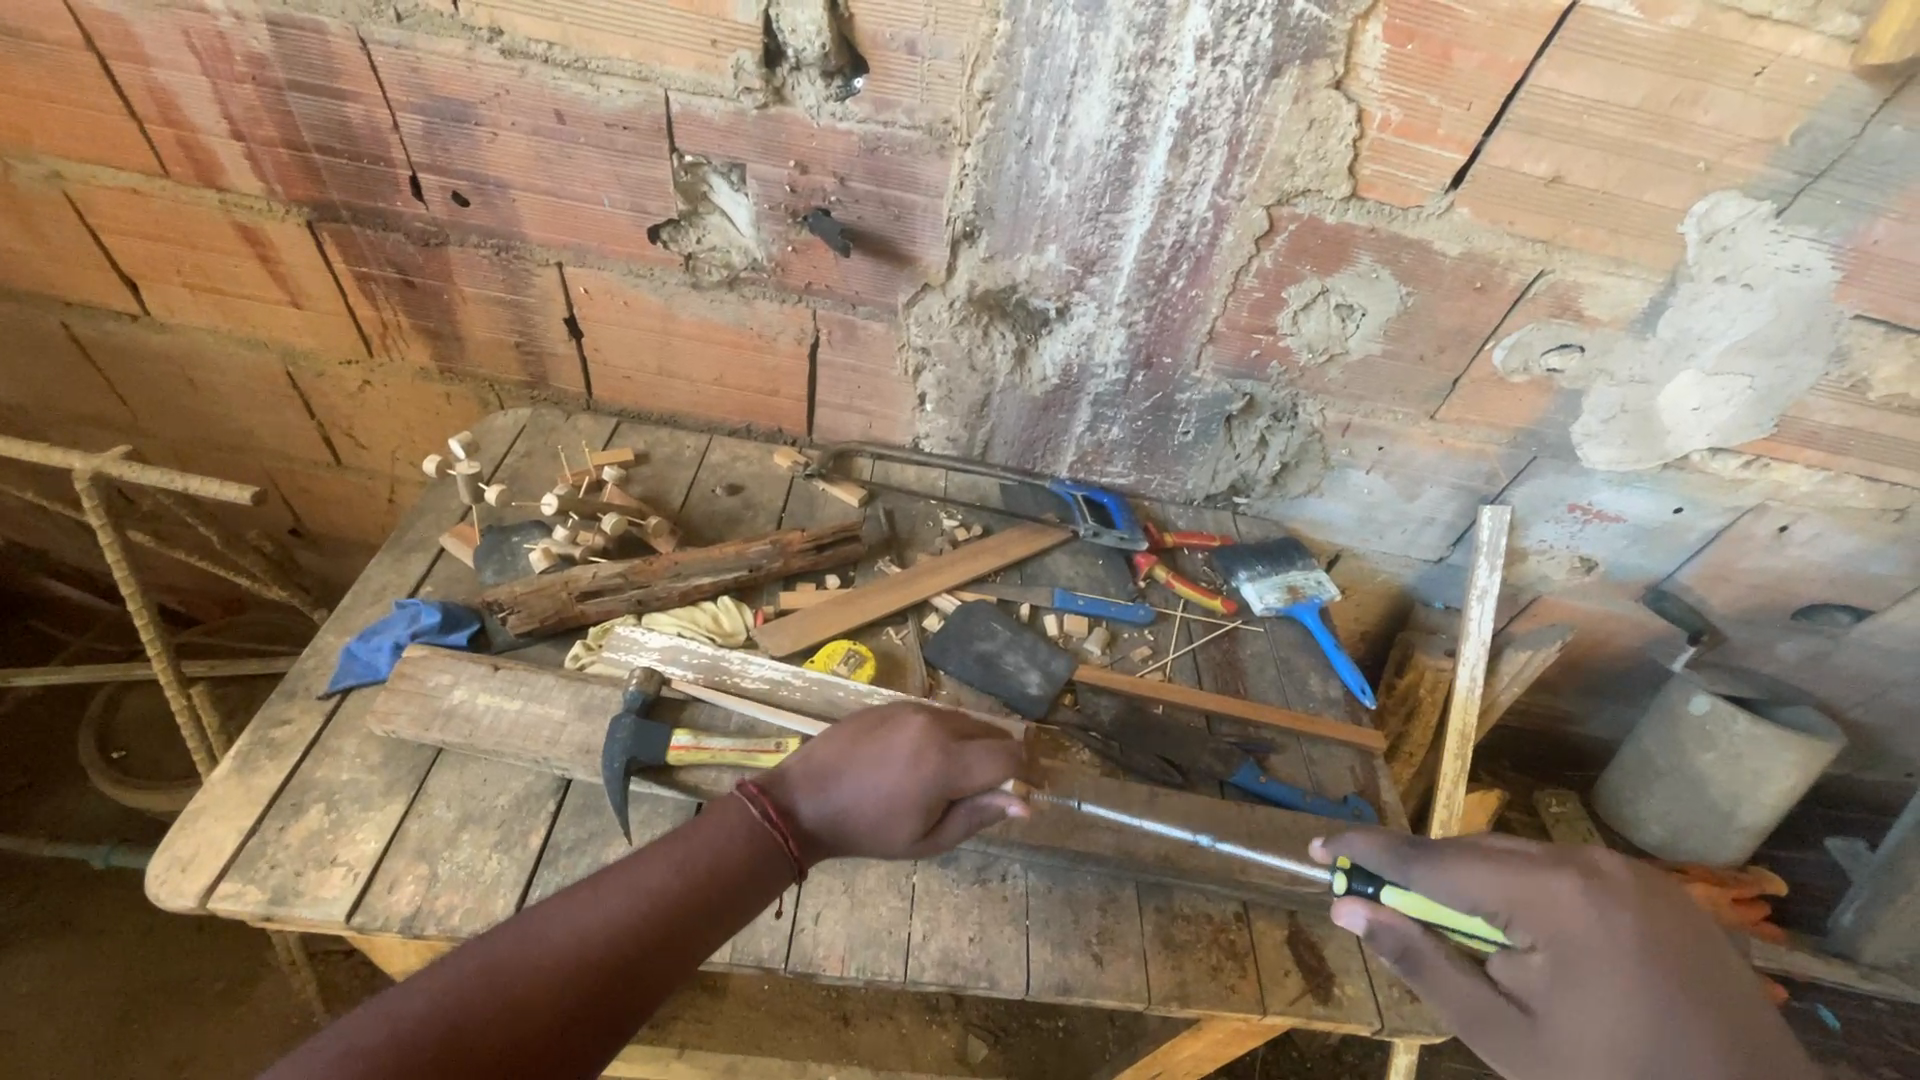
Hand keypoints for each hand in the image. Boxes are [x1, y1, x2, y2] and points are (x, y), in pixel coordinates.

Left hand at [756, 704, 1028, 862]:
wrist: (804, 798)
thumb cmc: (867, 830)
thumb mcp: (927, 839)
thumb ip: (978, 816)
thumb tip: (1025, 804)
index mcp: (946, 761)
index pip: (1010, 755)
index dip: (1023, 774)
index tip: (1018, 793)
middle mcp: (936, 724)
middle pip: (992, 733)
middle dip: (997, 759)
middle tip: (979, 791)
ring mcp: (913, 708)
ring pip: (965, 721)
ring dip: (971, 745)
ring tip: (947, 776)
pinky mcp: (894, 702)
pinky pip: (936, 714)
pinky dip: (944, 733)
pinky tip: (920, 758)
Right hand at [1316, 830, 1818, 1079]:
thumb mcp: (1505, 1040)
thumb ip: (1421, 963)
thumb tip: (1348, 910)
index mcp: (1557, 898)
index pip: (1434, 862)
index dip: (1369, 852)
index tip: (1319, 845)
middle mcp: (1594, 863)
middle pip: (1473, 852)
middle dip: (1418, 872)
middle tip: (1369, 894)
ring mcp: (1634, 872)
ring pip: (1516, 857)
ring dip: (1469, 883)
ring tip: (1447, 927)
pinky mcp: (1659, 890)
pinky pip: (1563, 872)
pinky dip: (1521, 891)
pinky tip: (1516, 933)